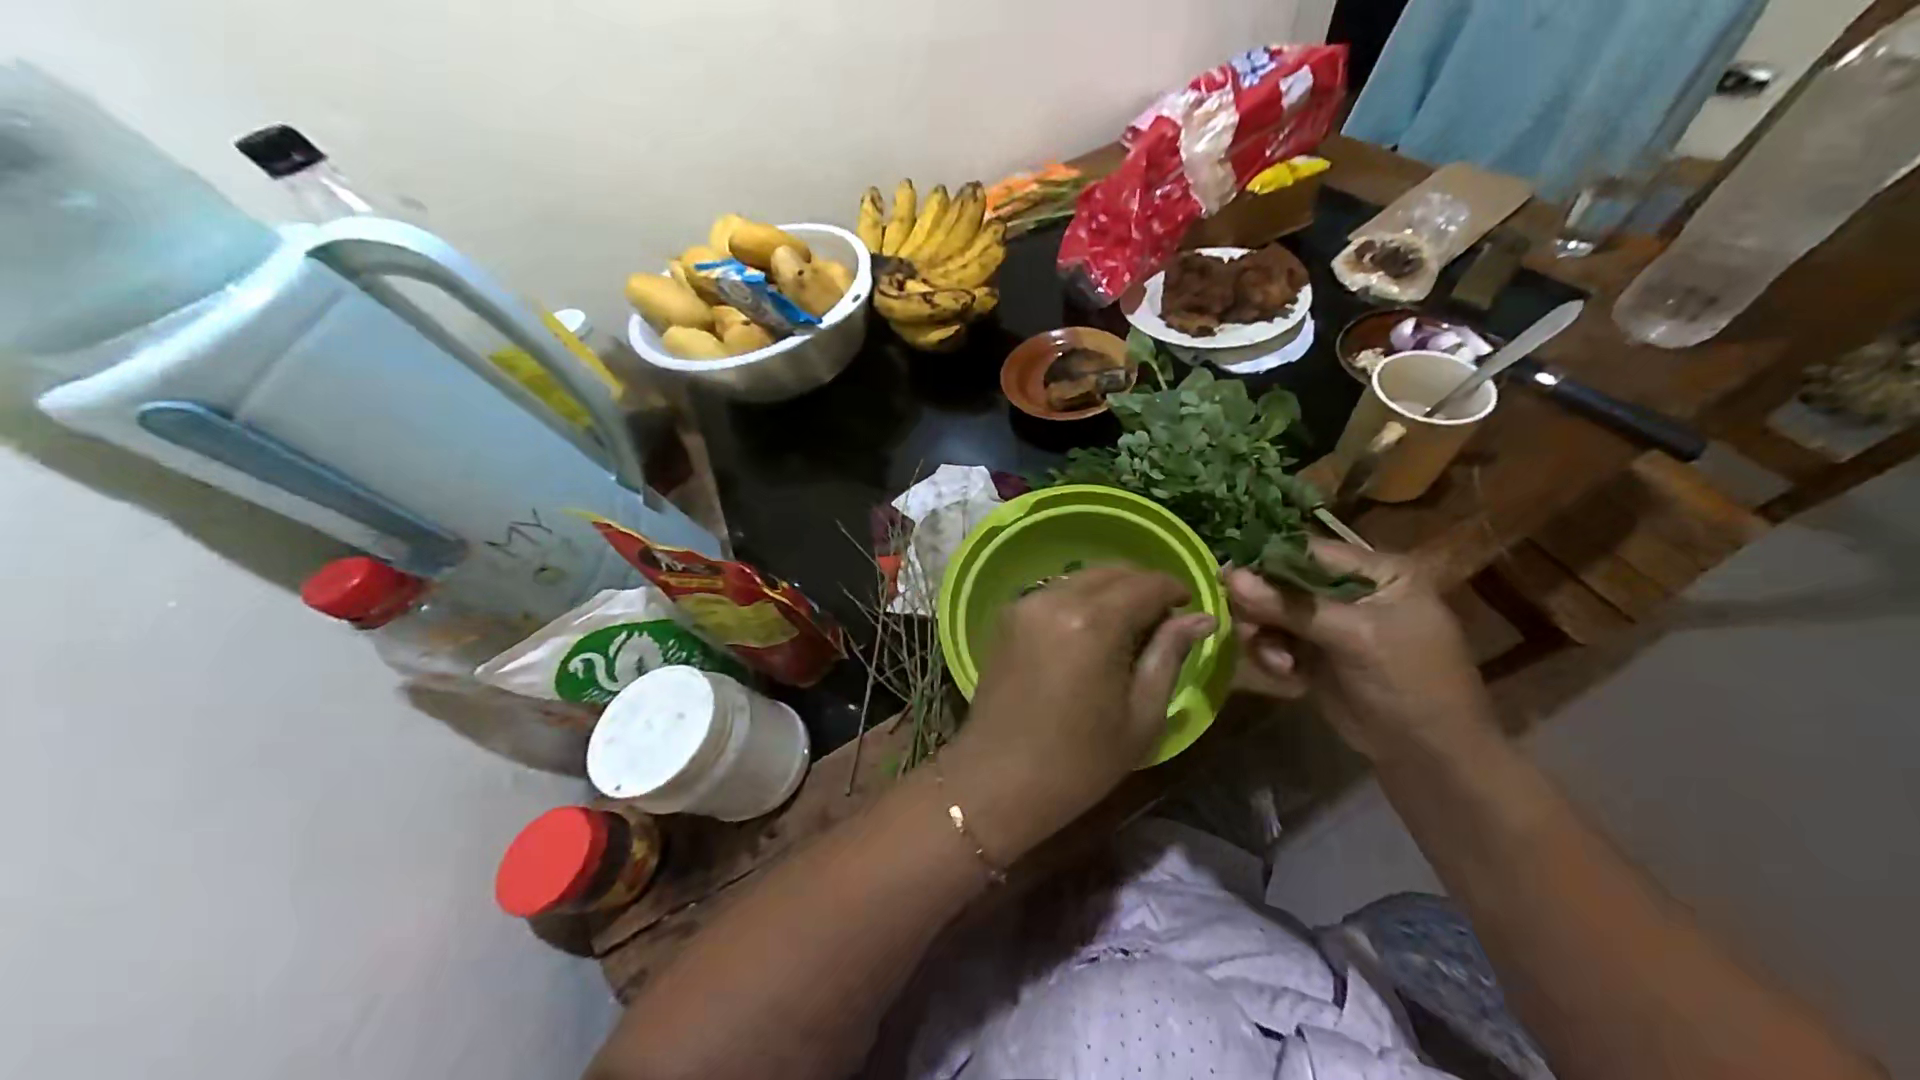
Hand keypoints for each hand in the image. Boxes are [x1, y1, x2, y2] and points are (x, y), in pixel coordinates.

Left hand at [937, 567, 1215, 861]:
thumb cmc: (1079, 761)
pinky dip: (1080, 600)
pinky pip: (1054, 592)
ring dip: (1111, 591)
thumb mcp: (1141, 715)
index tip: (1191, 610)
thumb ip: (1169, 655)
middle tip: (1163, 622)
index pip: (1148, 584)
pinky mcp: (1006, 617)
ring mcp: (1024, 604)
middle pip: (1113, 572)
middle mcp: (1055, 599)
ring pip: (1081, 578)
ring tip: (1128, 629)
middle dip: (1144, 587)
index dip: (1176, 590)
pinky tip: (1090, 634)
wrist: (997, 780)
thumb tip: (1203, 618)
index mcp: (1093, 622)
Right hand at [1226, 540, 1495, 761]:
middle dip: (1263, 606)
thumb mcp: (1354, 637)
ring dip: (1265, 635)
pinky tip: (1286, 675)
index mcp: (1378, 571)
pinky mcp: (1314, 652)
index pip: (1308, 551)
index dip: (1266, 562)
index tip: (1227, 578)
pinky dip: (1271, 654)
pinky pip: (1274, 639)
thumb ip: (1291, 605)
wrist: (1429, 757)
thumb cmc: (1409, 684)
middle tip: (1251, 629)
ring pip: (1272, 611)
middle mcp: (1351, 590)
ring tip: (1278, 663)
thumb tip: (1228, 576)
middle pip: (1283, 581)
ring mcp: (1331, 623)